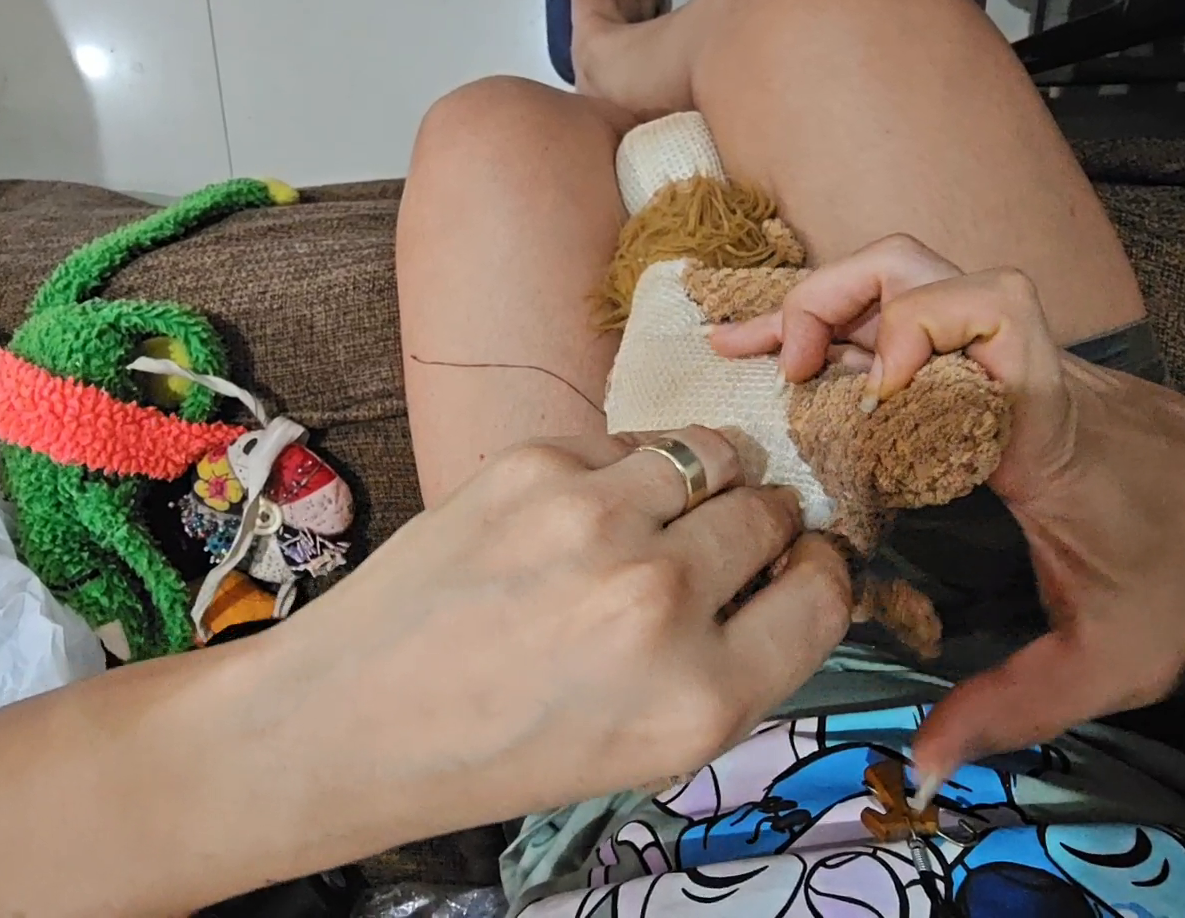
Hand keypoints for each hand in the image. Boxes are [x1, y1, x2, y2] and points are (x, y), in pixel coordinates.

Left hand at [262, 426, 850, 829]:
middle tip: (721, 533)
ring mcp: (593, 517)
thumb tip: (786, 561)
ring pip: (711, 451)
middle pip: (769, 511)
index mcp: (701, 698)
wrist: (361, 712)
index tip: (798, 559)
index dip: (818, 568)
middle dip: (761, 520)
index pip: (823, 594)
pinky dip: (627, 468)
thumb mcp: (649, 744)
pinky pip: (627, 441)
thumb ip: (734, 660)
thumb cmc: (505, 743)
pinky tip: (586, 506)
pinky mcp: (534, 463)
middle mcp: (658, 598)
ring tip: (668, 501)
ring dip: (707, 473)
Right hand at [712, 235, 1184, 801]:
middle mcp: (1012, 366)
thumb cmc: (1184, 576)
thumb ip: (1012, 708)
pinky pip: (892, 309)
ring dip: (816, 299)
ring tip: (749, 347)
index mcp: (1042, 423)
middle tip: (786, 369)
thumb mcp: (1108, 659)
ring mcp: (991, 353)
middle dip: (833, 302)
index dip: (916, 335)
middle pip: (922, 269)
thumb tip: (921, 765)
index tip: (871, 402)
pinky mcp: (975, 359)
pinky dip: (826, 318)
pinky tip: (775, 349)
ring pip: (901, 271)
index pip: (995, 320)